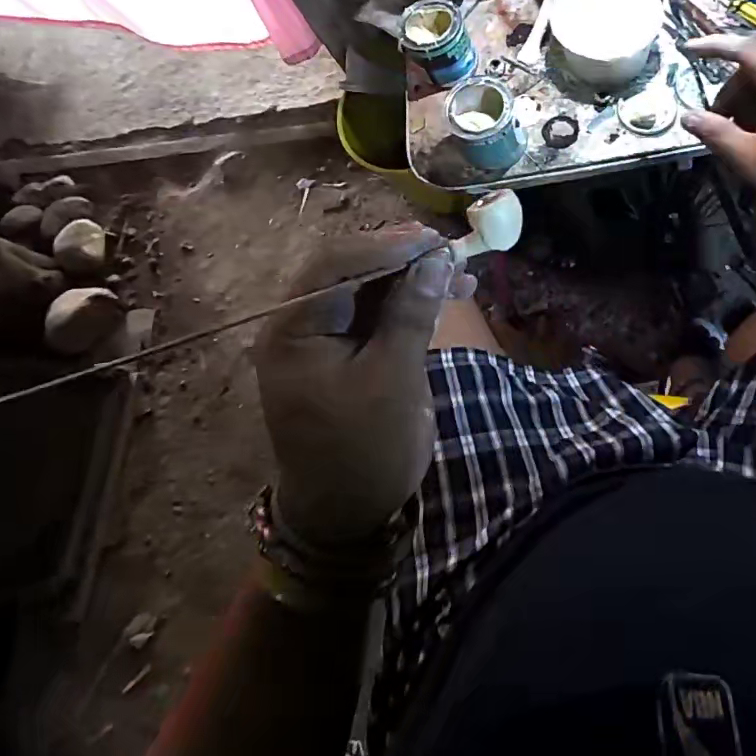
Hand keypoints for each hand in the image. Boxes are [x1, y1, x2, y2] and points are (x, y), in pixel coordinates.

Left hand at [252, 227, 473, 546]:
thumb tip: (435, 258)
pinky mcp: (344, 350)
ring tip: (460, 273)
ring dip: (411, 278)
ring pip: (367, 288)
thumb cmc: (365, 451)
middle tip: (450, 254)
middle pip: (350, 269)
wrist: (346, 513)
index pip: (335, 264)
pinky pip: (375, 313)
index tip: (435, 242)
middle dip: (402, 258)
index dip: (386, 246)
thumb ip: (410, 314)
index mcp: (294, 329)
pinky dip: (408, 303)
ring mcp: (322, 336)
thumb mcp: (393, 380)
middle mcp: (299, 323)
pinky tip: (447, 295)